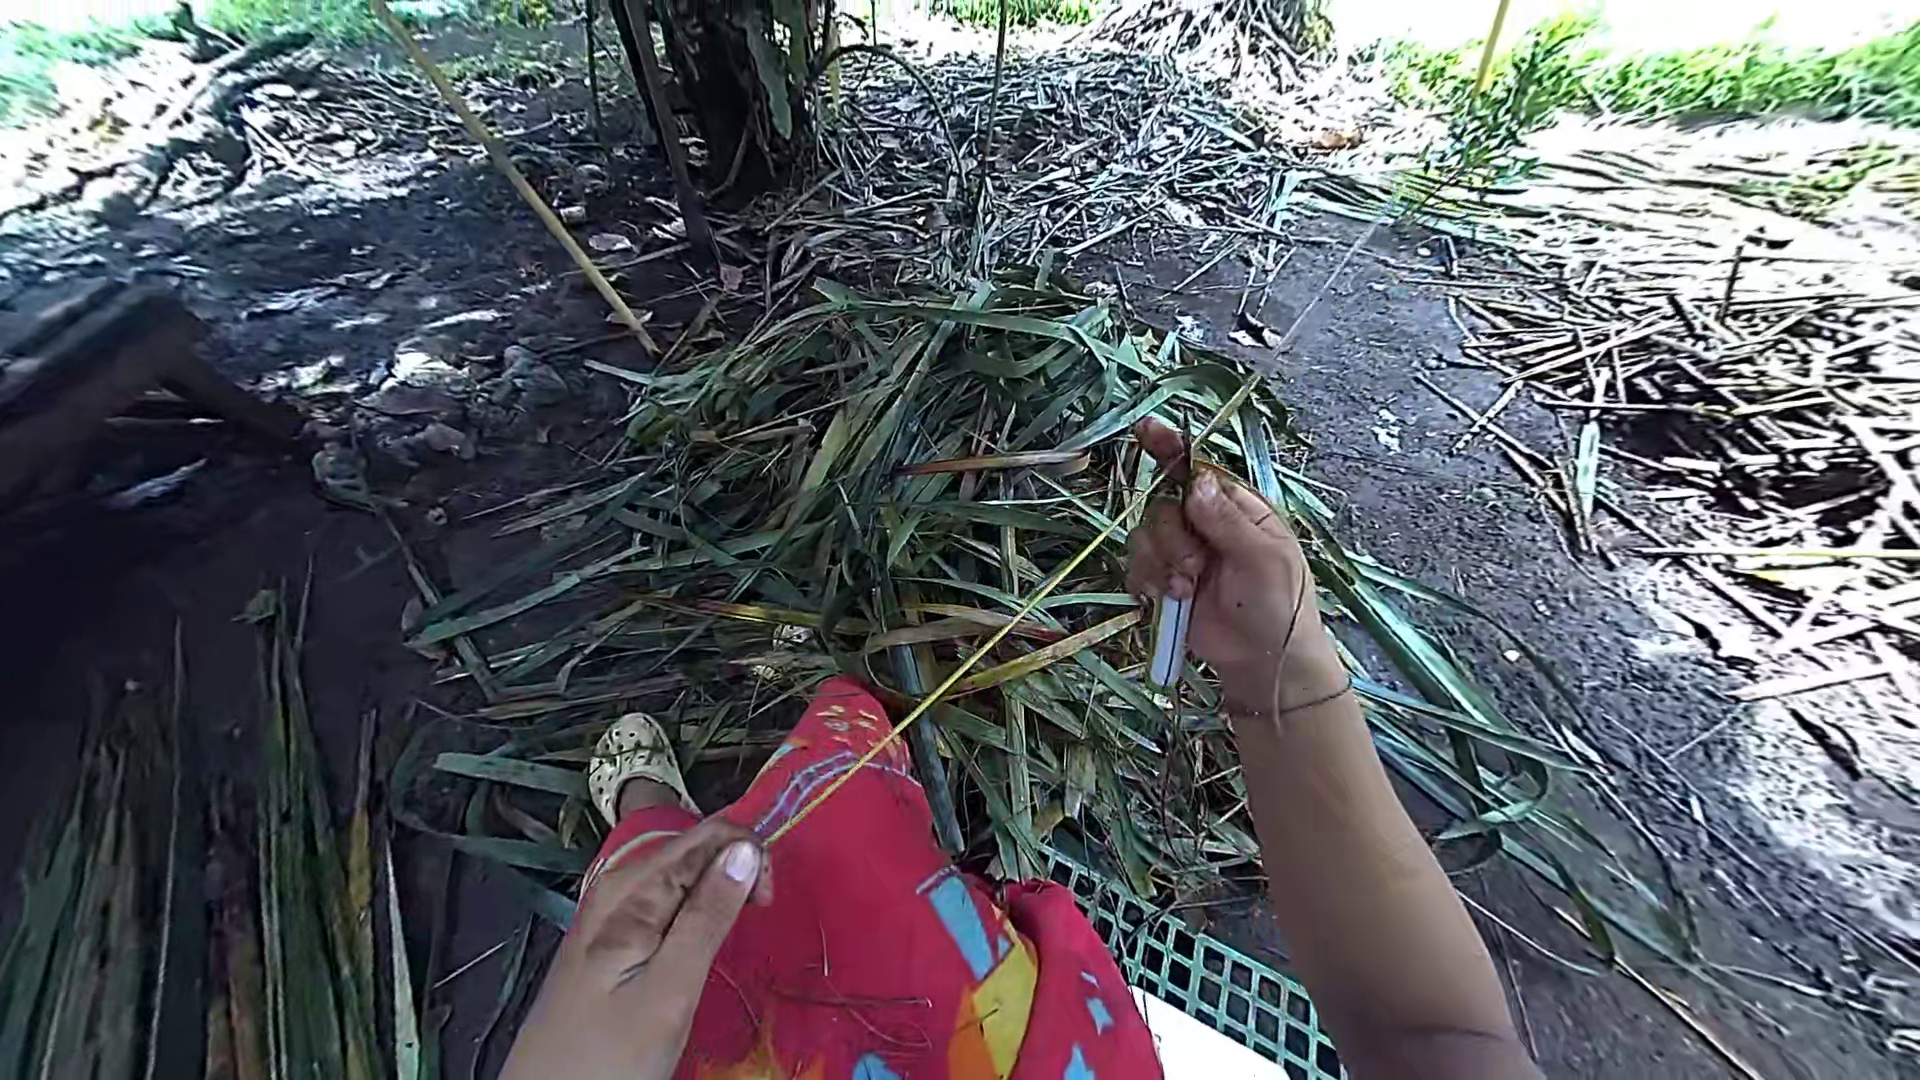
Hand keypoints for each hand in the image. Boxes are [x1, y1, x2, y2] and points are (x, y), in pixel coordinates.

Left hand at [500, 818, 773, 1079]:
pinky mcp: (617, 931)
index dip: (751, 856)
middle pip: (701, 847)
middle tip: (754, 919)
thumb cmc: (606, 1062)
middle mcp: (622, 882)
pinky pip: (674, 896)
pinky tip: (703, 937)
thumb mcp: (668, 992)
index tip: (765, 903)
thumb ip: (707, 915)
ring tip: (730, 934)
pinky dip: (701, 907)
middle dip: (739, 871)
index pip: (713, 834)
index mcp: (632, 885)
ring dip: (723, 890)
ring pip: (691, 871)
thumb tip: (747, 849)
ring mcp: (616, 906)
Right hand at [1125, 418, 1344, 715]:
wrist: (1261, 659)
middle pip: (1162, 507)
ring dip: (1161, 564)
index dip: (1170, 447)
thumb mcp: (1264, 559)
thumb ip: (1228, 521)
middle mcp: (1202, 523)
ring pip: (1144, 536)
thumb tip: (1194, 482)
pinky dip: (1147, 581)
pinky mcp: (1161, 579)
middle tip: (1195, 568)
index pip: (1196, 469)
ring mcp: (1179, 551)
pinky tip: (1169, 599)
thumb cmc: (1279, 604)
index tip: (1145, 430)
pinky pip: (1136, 566)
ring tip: (1186, 590)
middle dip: (1172, 539)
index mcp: (1234, 507)